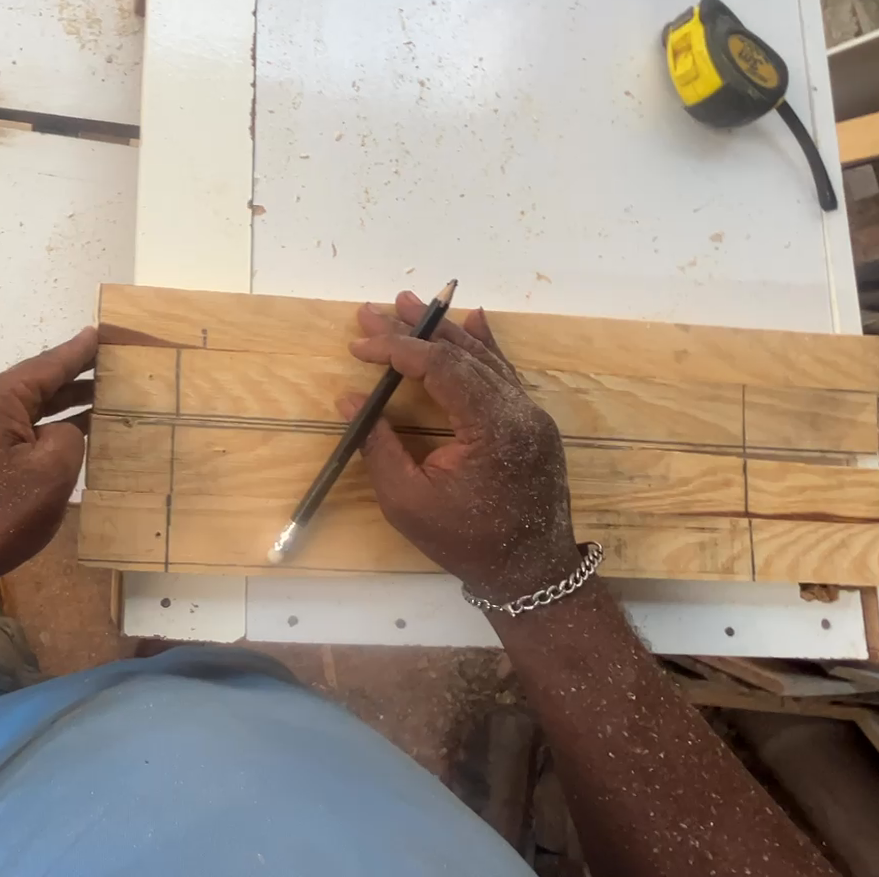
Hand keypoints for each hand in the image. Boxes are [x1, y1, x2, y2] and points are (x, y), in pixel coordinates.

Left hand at [0, 328, 98, 594]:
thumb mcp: (51, 472)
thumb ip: (69, 438)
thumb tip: (62, 432)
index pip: (48, 365)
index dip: (80, 351)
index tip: (103, 332)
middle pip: (37, 385)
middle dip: (76, 379)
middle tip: (113, 369)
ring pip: (28, 413)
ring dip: (63, 408)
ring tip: (101, 402)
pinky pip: (17, 435)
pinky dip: (46, 432)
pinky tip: (67, 442)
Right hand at [345, 293, 577, 601]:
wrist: (529, 574)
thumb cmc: (464, 541)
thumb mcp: (407, 501)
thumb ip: (378, 445)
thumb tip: (348, 400)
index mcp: (493, 430)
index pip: (442, 368)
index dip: (397, 350)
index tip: (359, 346)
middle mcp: (518, 412)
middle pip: (461, 354)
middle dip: (413, 330)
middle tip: (371, 310)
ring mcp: (529, 415)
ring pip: (482, 357)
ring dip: (441, 331)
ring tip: (408, 303)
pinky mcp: (529, 423)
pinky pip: (503, 372)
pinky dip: (482, 344)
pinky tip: (471, 319)